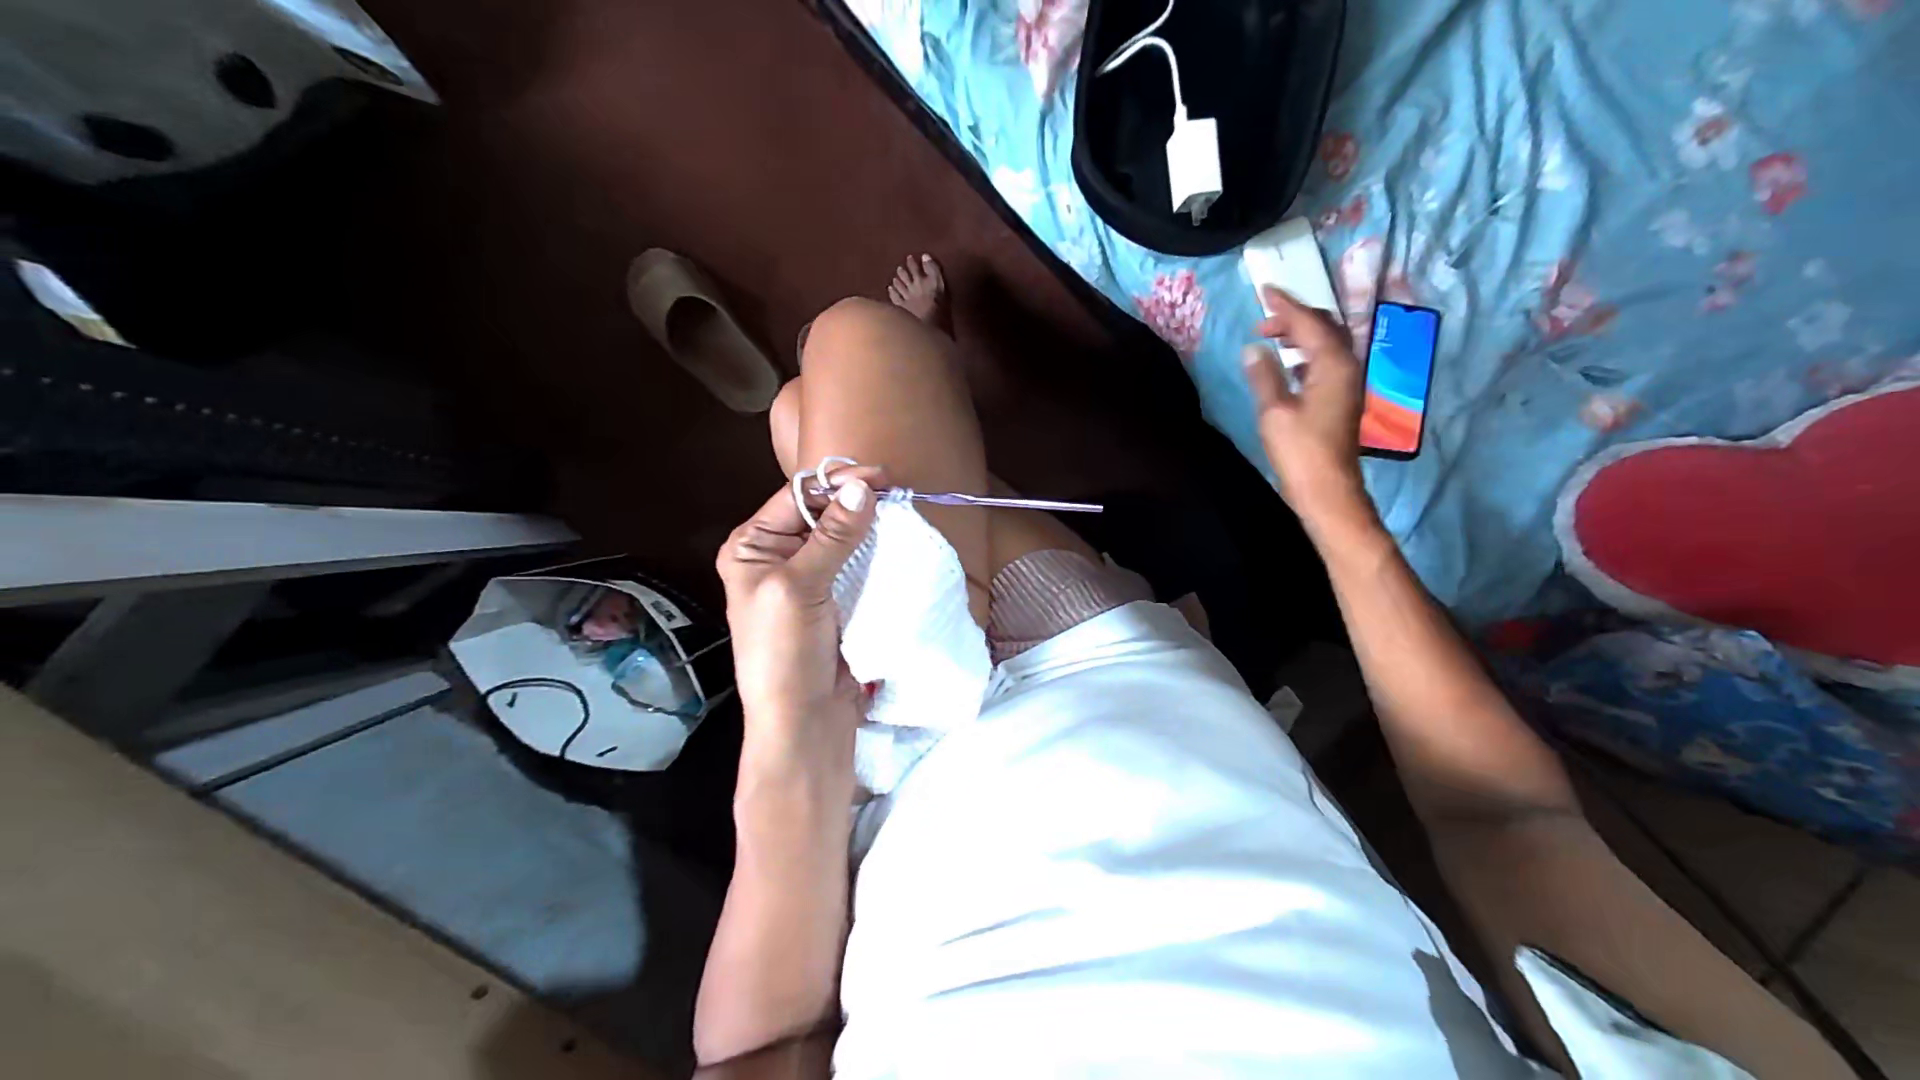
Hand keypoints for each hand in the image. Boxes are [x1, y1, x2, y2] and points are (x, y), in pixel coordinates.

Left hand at [716, 472, 877, 737]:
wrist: (803, 720)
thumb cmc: (784, 652)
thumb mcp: (800, 588)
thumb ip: (832, 537)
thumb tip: (861, 488)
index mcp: (752, 547)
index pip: (796, 498)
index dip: (836, 483)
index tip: (880, 477)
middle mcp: (777, 556)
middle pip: (821, 514)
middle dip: (856, 502)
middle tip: (897, 492)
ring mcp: (809, 578)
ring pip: (844, 538)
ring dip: (871, 526)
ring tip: (903, 513)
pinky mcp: (836, 598)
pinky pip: (858, 564)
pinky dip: (878, 552)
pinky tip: (898, 543)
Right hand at [1242, 286, 1374, 532]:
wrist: (1328, 489)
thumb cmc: (1300, 451)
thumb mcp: (1274, 411)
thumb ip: (1263, 375)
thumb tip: (1253, 348)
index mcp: (1332, 364)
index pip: (1309, 322)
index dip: (1286, 305)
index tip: (1265, 291)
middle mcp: (1347, 367)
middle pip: (1325, 328)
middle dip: (1295, 317)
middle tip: (1264, 319)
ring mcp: (1348, 384)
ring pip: (1328, 344)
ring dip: (1301, 335)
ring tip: (1273, 338)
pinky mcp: (1342, 399)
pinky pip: (1327, 362)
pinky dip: (1307, 354)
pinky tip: (1289, 365)